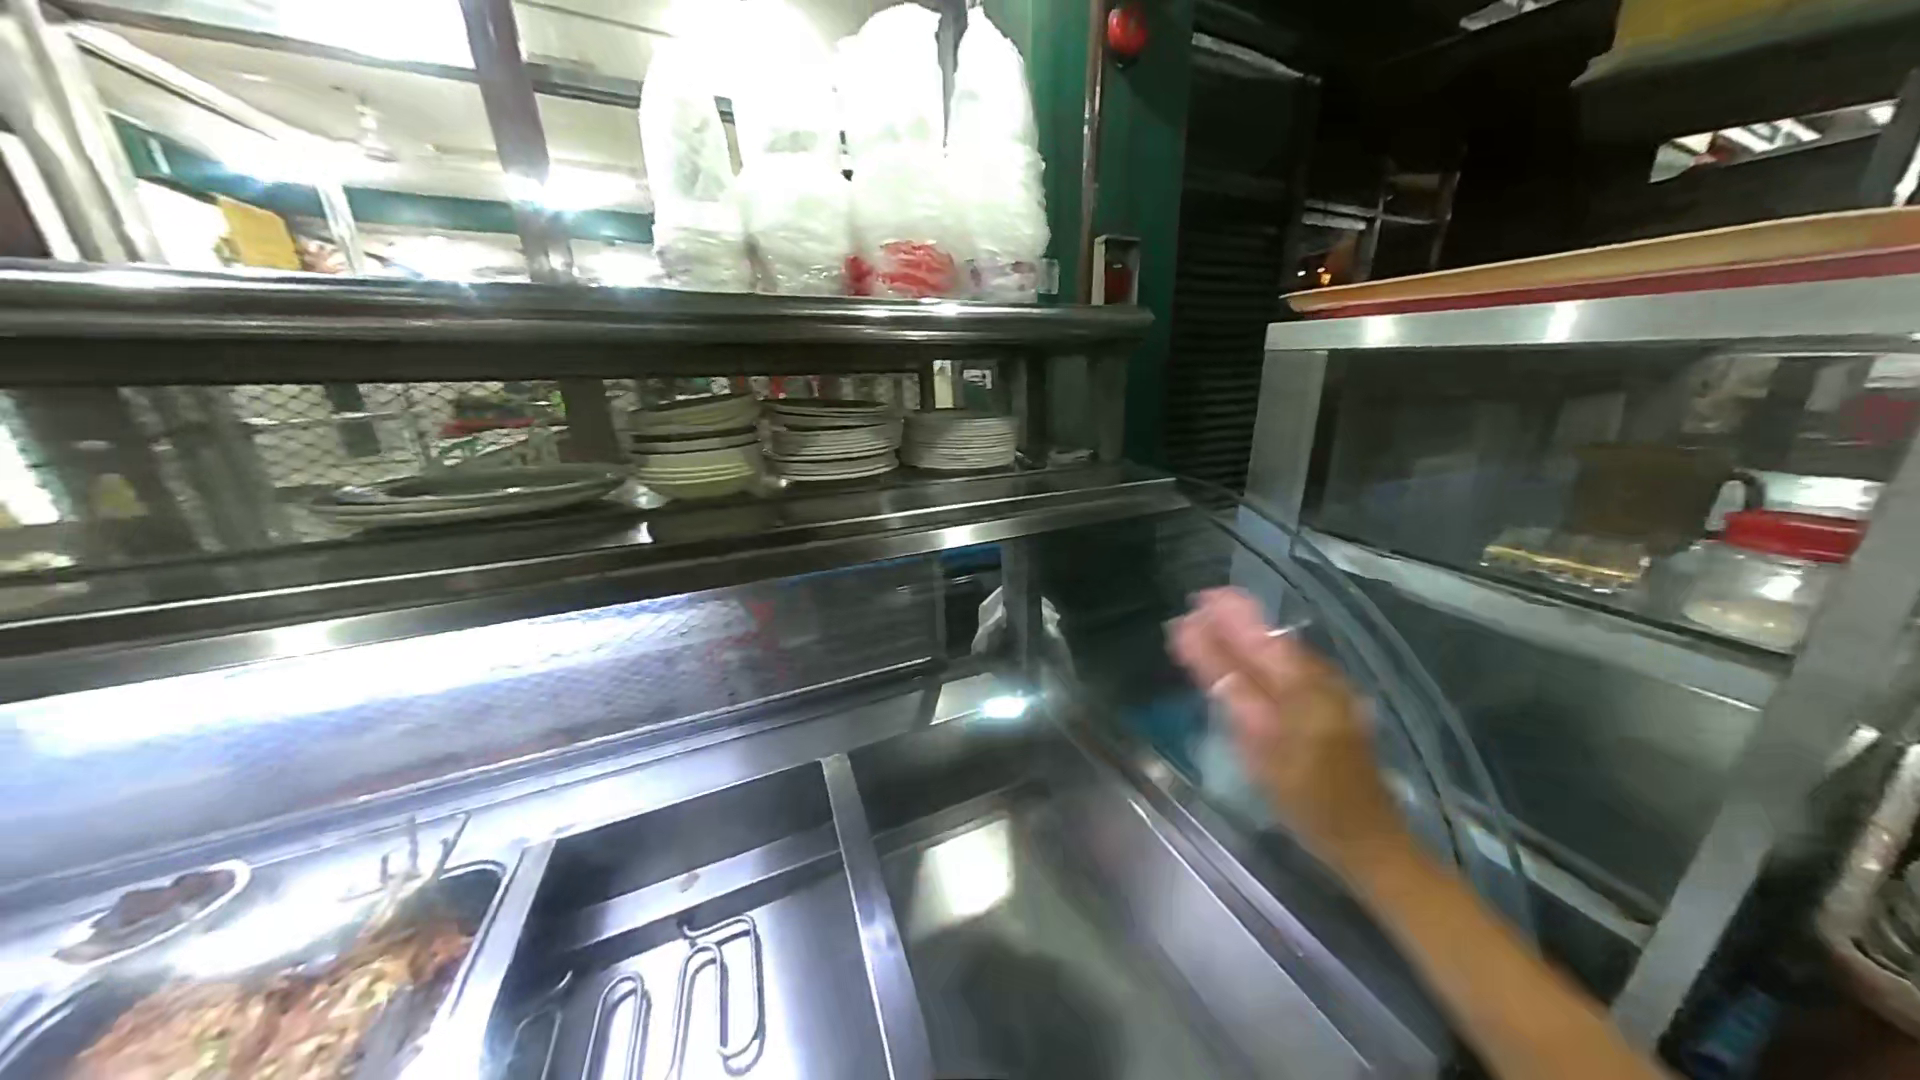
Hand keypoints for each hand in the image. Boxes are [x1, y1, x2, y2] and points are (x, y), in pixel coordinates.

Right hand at [1168, 588, 1410, 875]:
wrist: (1368, 839)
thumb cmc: (1307, 801)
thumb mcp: (1260, 748)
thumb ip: (1231, 692)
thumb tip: (1200, 647)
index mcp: (1301, 688)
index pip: (1252, 643)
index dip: (1222, 623)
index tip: (1194, 605)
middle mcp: (1319, 680)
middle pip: (1269, 641)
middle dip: (1234, 620)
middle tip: (1201, 602)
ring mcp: (1332, 692)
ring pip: (1283, 651)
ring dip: (1249, 634)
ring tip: (1217, 620)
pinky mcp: (1336, 706)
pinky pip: (1294, 667)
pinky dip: (1266, 654)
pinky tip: (1252, 653)